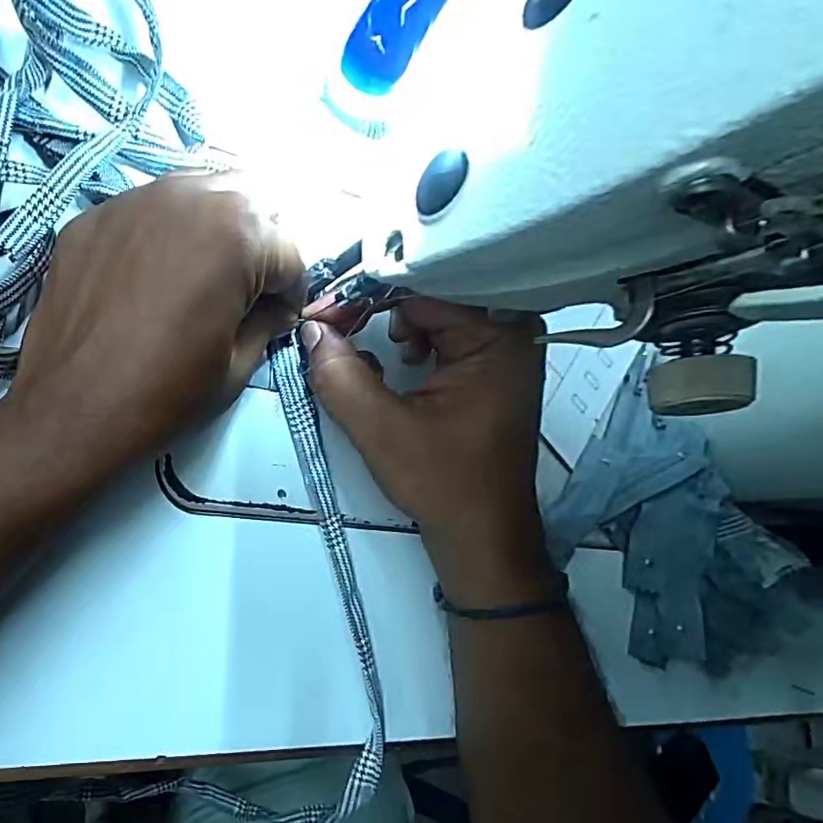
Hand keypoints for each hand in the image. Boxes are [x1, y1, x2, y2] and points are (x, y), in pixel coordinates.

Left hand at [3, 172, 304, 478]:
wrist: (67, 414)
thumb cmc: (161, 397)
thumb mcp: (235, 368)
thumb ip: (265, 322)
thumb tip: (272, 307)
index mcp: (235, 229)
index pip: (286, 248)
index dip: (288, 290)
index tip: (275, 318)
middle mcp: (183, 195)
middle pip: (241, 204)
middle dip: (252, 246)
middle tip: (238, 292)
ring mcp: (126, 203)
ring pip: (186, 200)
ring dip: (203, 232)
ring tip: (190, 280)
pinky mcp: (85, 222)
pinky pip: (136, 217)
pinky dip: (150, 240)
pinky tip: (139, 283)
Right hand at [300, 297, 554, 603]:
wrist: (481, 532)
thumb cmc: (444, 483)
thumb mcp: (381, 430)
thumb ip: (340, 377)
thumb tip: (311, 332)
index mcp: (498, 338)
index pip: (420, 290)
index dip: (363, 298)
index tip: (319, 318)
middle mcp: (511, 333)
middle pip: (429, 294)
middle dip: (374, 309)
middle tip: (330, 330)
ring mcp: (503, 350)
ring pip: (433, 313)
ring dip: (388, 325)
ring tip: (364, 352)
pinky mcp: (488, 368)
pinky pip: (442, 334)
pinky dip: (408, 342)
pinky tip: (395, 363)